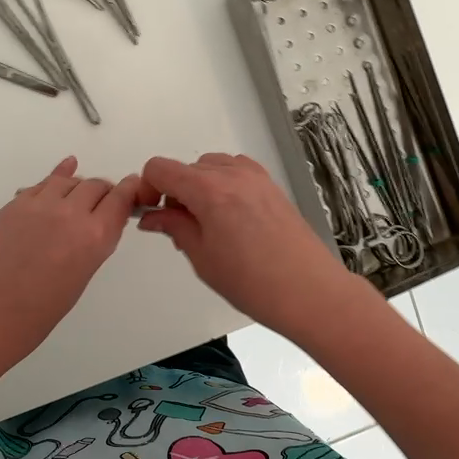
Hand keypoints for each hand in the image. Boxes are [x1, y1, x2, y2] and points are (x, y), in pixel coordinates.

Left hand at [0, 157, 145, 371]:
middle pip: (95, 186)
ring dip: (78, 185)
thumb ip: (90, 248)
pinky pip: (41, 183)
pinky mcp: (13, 204)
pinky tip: (63, 170)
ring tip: (79, 196)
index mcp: (93, 239)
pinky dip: (56, 177)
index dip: (129, 191)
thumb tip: (93, 228)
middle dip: (104, 191)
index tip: (133, 188)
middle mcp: (70, 214)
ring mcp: (38, 205)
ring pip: (68, 180)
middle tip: (105, 201)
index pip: (120, 200)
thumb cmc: (33, 316)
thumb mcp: (77, 281)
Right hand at [138, 152, 366, 338]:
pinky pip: (235, 171)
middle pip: (186, 168)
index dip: (148, 188)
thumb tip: (154, 216)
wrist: (310, 292)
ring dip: (198, 187)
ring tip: (204, 225)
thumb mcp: (202, 258)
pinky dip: (223, 185)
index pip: (161, 169)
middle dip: (173, 192)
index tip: (151, 212)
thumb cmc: (254, 283)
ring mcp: (255, 177)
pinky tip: (228, 217)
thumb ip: (174, 227)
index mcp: (209, 190)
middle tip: (177, 227)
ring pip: (210, 167)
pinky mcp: (271, 186)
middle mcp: (232, 174)